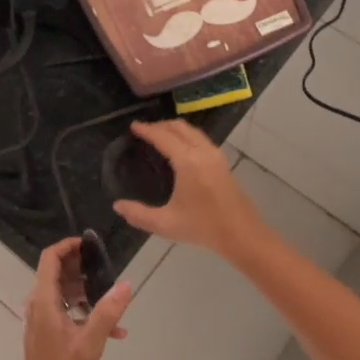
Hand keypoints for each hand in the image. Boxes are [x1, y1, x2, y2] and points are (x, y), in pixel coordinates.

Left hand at [21, 236, 132, 359]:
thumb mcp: (91, 342)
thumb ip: (108, 312)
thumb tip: (127, 284)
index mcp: (44, 301)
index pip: (50, 259)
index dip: (67, 246)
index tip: (89, 244)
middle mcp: (37, 306)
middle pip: (56, 273)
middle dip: (81, 267)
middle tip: (105, 266)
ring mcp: (40, 320)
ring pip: (61, 292)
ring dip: (85, 291)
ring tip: (110, 296)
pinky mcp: (45, 333)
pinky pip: (64, 311)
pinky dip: (83, 312)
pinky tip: (111, 330)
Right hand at [112, 120, 263, 256]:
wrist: (242, 234)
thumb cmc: (203, 227)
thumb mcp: (166, 224)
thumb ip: (138, 214)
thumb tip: (117, 206)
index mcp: (187, 162)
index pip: (163, 137)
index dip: (147, 129)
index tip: (133, 126)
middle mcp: (203, 152)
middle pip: (179, 128)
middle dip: (161, 125)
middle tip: (144, 130)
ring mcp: (216, 156)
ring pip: (193, 131)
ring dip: (175, 129)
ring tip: (160, 136)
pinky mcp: (223, 163)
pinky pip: (201, 139)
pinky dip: (187, 136)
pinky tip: (181, 149)